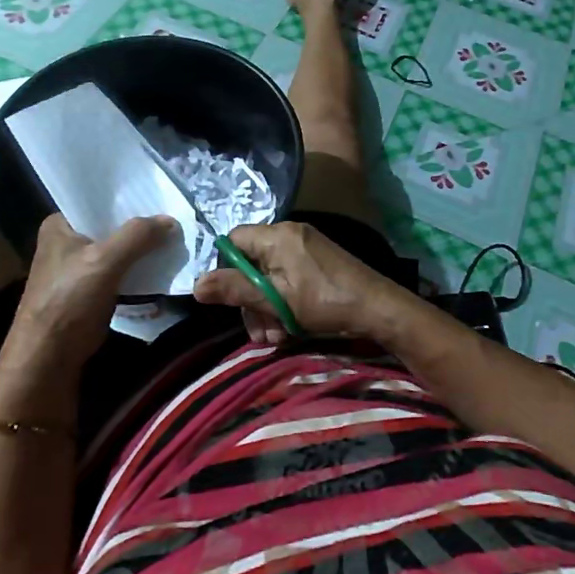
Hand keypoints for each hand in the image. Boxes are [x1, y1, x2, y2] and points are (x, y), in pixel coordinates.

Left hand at [8, 213, 176, 368]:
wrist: (49, 357)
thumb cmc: (68, 302)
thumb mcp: (104, 261)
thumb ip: (137, 236)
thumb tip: (171, 220)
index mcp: (60, 225)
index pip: (101, 201)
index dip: (132, 198)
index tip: (164, 195)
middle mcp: (68, 241)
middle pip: (114, 225)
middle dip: (143, 225)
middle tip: (178, 217)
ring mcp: (80, 266)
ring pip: (121, 248)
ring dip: (145, 248)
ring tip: (177, 239)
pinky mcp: (92, 288)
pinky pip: (123, 269)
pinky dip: (141, 268)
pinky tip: (165, 265)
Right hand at [193, 222, 414, 343]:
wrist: (377, 308)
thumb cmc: (325, 301)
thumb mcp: (277, 299)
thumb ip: (236, 290)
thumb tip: (197, 284)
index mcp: (278, 236)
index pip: (233, 240)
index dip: (225, 268)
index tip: (229, 298)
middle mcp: (291, 236)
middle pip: (251, 264)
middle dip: (251, 302)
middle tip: (262, 332)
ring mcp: (307, 249)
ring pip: (269, 278)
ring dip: (267, 310)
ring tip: (278, 338)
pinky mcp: (319, 264)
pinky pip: (289, 281)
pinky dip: (285, 305)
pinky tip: (290, 331)